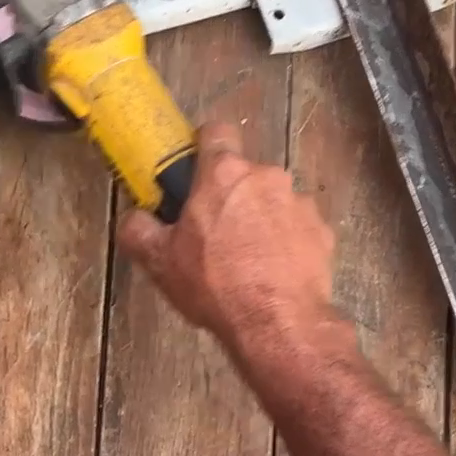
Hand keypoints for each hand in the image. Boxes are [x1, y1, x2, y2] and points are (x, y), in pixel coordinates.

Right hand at [118, 122, 336, 348]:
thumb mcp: (161, 263)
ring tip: (246, 263)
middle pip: (243, 175)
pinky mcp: (322, 231)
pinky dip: (285, 244)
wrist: (277, 323)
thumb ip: (139, 232)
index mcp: (223, 174)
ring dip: (259, 222)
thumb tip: (133, 219)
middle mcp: (266, 177)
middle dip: (229, 198)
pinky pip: (297, 229)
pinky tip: (272, 275)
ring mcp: (299, 203)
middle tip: (212, 237)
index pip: (215, 132)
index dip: (203, 148)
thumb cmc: (214, 286)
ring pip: (272, 202)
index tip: (194, 174)